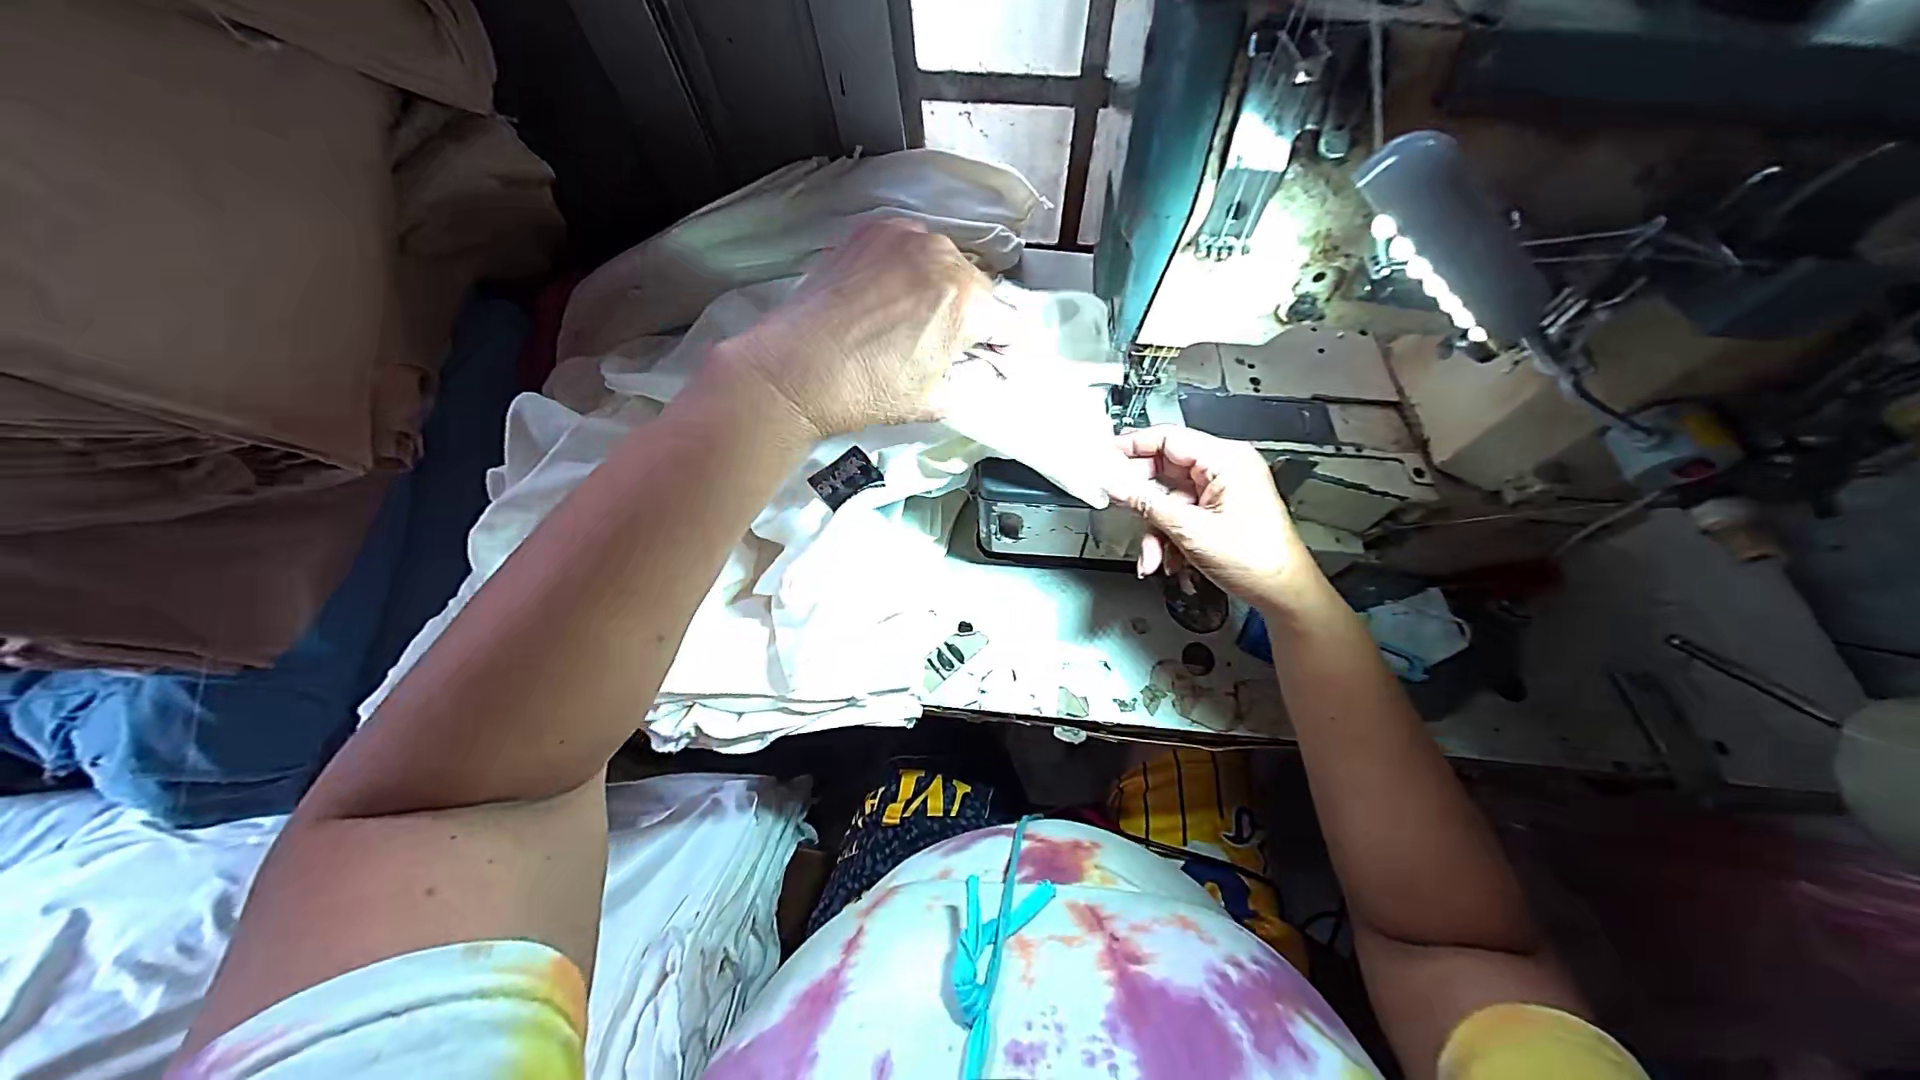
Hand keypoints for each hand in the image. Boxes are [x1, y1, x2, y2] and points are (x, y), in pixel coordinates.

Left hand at [713, 218, 992, 437]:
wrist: (796, 368)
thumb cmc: (862, 389)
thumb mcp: (931, 401)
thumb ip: (967, 381)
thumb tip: (977, 372)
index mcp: (967, 304)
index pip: (1009, 322)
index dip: (1003, 346)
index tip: (994, 357)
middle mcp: (943, 258)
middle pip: (979, 288)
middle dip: (971, 315)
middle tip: (948, 343)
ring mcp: (906, 238)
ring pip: (944, 263)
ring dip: (940, 287)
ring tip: (911, 320)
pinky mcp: (873, 232)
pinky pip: (910, 247)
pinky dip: (908, 268)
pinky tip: (889, 297)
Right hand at [1111, 426, 1330, 613]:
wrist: (1283, 593)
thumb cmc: (1258, 560)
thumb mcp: (1190, 530)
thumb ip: (1148, 503)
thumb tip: (1119, 485)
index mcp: (1227, 460)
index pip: (1169, 438)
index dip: (1134, 445)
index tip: (1107, 456)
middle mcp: (1224, 469)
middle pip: (1164, 469)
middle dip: (1141, 498)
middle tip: (1119, 504)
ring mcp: (1220, 490)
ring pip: (1167, 498)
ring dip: (1153, 528)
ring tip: (1151, 553)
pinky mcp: (1216, 510)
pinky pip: (1178, 514)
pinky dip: (1166, 536)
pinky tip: (1164, 557)